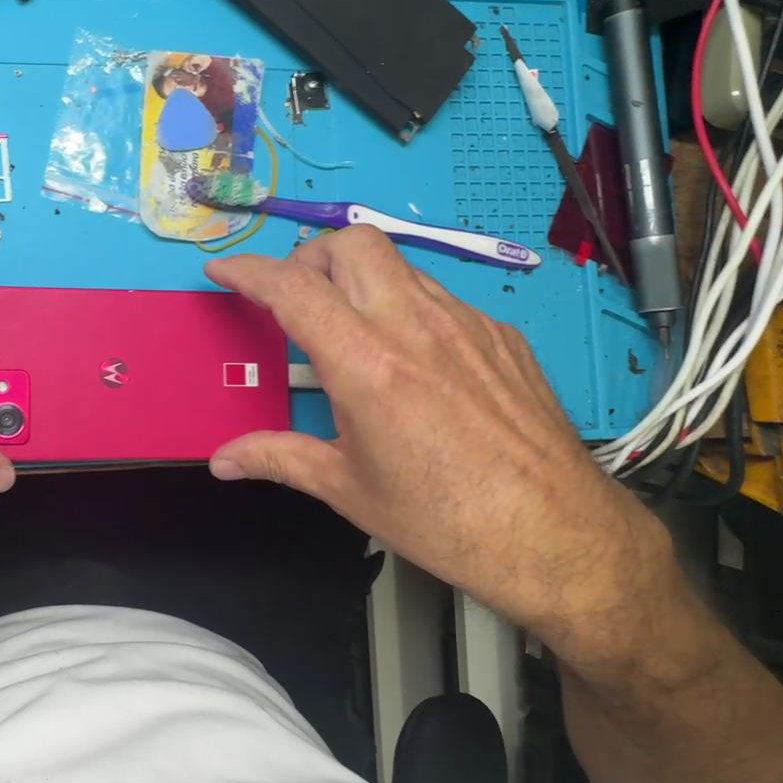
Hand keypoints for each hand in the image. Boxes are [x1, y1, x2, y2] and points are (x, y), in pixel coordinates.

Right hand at [204, 227, 677, 660]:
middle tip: (292, 295)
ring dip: (357, 278)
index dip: (247, 270)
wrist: (559, 538)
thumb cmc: (443, 520)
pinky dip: (405, 307)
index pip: (292, 288)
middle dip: (308, 255)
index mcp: (366, 365)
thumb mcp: (346, 489)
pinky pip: (440, 297)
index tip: (223, 269)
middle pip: (352, 244)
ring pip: (398, 264)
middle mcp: (415, 328)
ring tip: (346, 326)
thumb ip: (277, 458)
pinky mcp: (502, 336)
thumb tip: (224, 461)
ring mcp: (466, 325)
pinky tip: (409, 357)